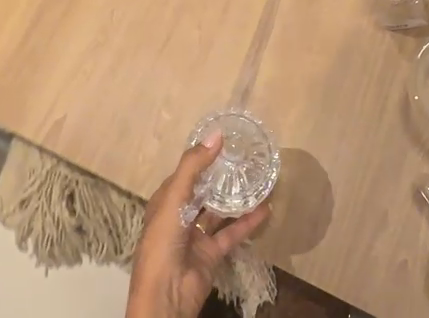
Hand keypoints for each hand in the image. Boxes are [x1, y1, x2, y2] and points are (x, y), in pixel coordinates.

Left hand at [126, 134, 270, 317]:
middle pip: (203, 192)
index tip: (224, 141)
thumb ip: (194, 166)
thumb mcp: (174, 197)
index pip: (185, 174)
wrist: (166, 295)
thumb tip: (217, 134)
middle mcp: (180, 216)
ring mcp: (196, 236)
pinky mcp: (211, 254)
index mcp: (165, 201)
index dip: (202, 158)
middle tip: (245, 158)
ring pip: (218, 212)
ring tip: (257, 180)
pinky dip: (247, 223)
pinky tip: (265, 209)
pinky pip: (231, 234)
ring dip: (235, 198)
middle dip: (220, 178)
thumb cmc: (163, 240)